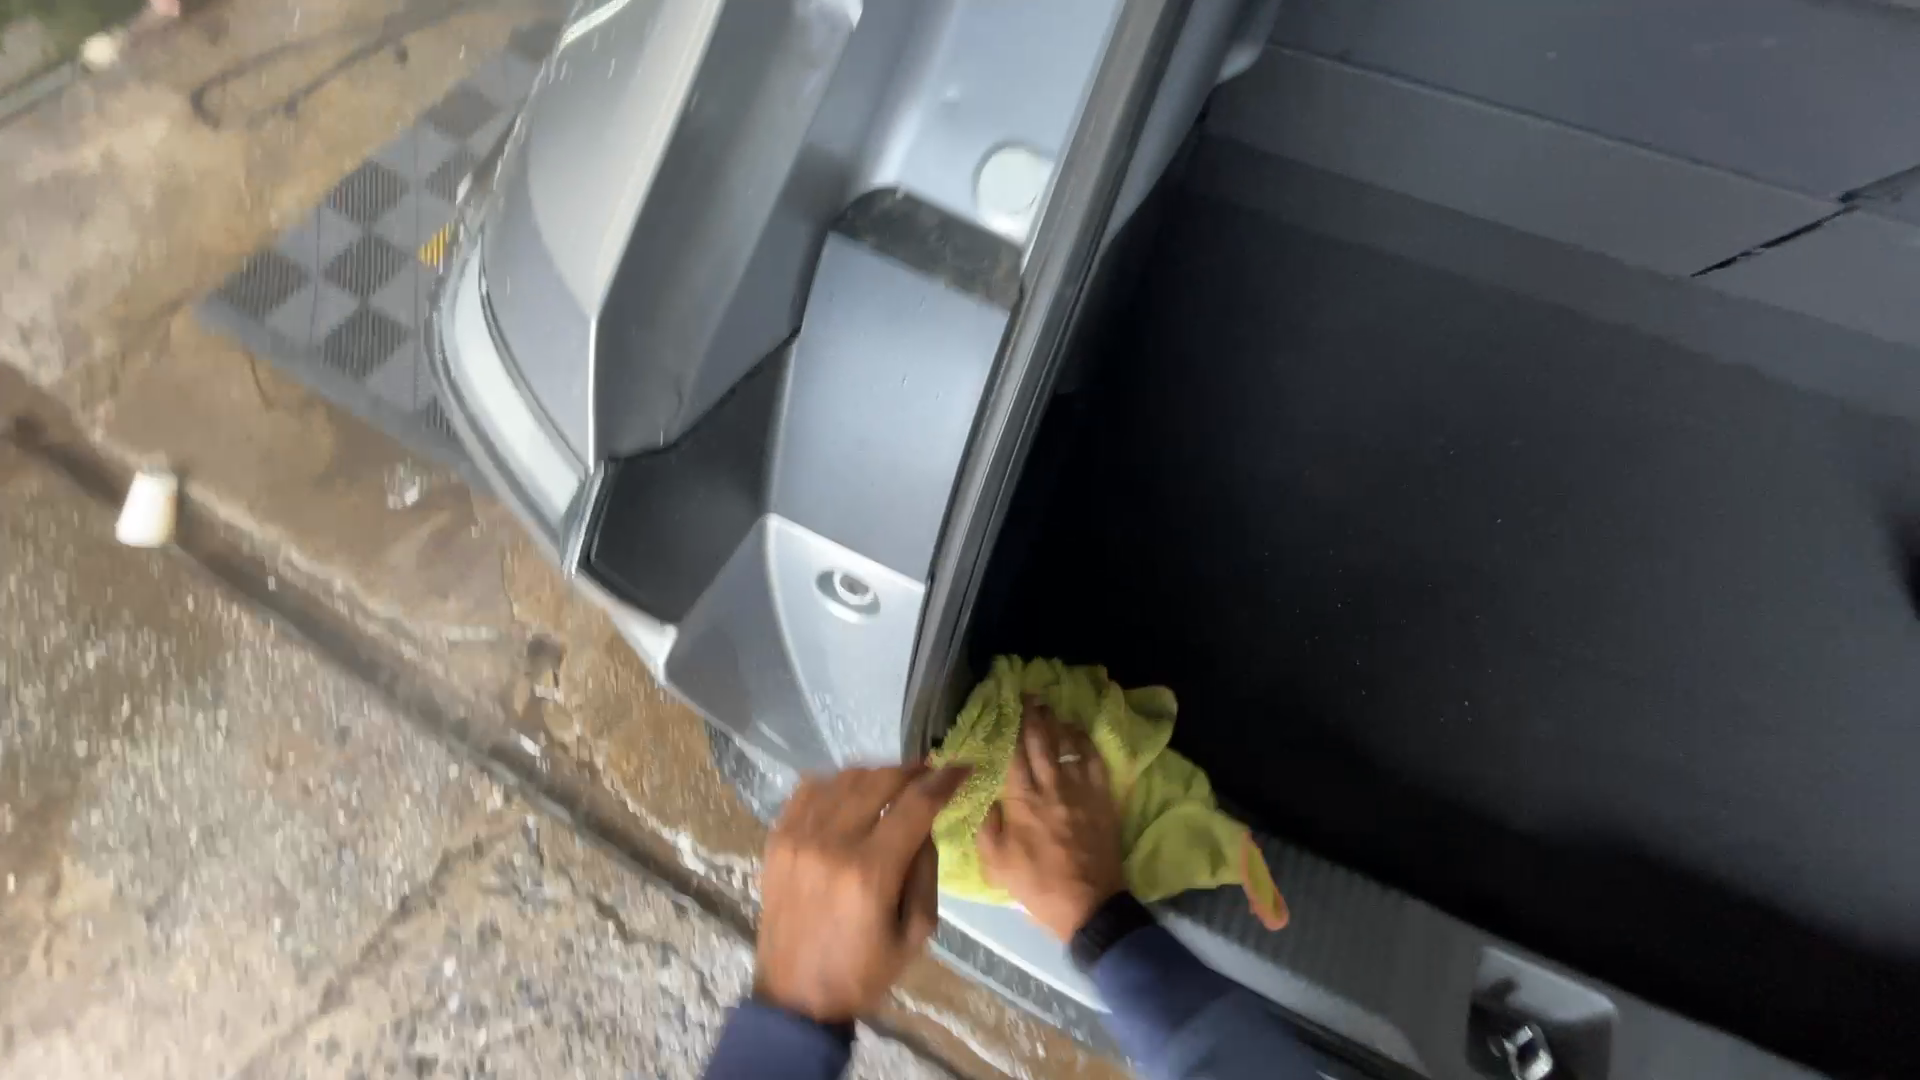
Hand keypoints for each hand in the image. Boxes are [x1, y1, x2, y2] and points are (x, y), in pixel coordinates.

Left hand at [753, 763, 969, 1023]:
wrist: (793, 999)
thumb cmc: (862, 972)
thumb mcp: (915, 932)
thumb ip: (926, 869)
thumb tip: (926, 821)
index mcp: (871, 873)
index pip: (917, 804)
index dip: (944, 780)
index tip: (961, 767)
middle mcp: (832, 843)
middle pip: (881, 779)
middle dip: (912, 772)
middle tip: (929, 774)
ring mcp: (799, 836)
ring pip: (847, 778)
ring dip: (877, 774)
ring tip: (894, 785)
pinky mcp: (777, 837)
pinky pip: (811, 788)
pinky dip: (837, 782)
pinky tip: (852, 794)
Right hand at [979, 700, 1127, 941]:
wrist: (1089, 905)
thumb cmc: (1038, 885)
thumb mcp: (997, 862)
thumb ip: (987, 826)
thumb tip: (987, 797)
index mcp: (1023, 800)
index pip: (1014, 753)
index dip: (1010, 727)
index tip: (1007, 709)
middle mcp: (1051, 786)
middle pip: (1042, 740)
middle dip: (1034, 715)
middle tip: (1030, 696)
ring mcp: (1080, 790)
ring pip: (1068, 745)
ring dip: (1058, 724)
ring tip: (1051, 710)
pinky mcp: (1102, 798)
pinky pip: (1094, 760)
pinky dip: (1086, 743)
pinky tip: (1079, 734)